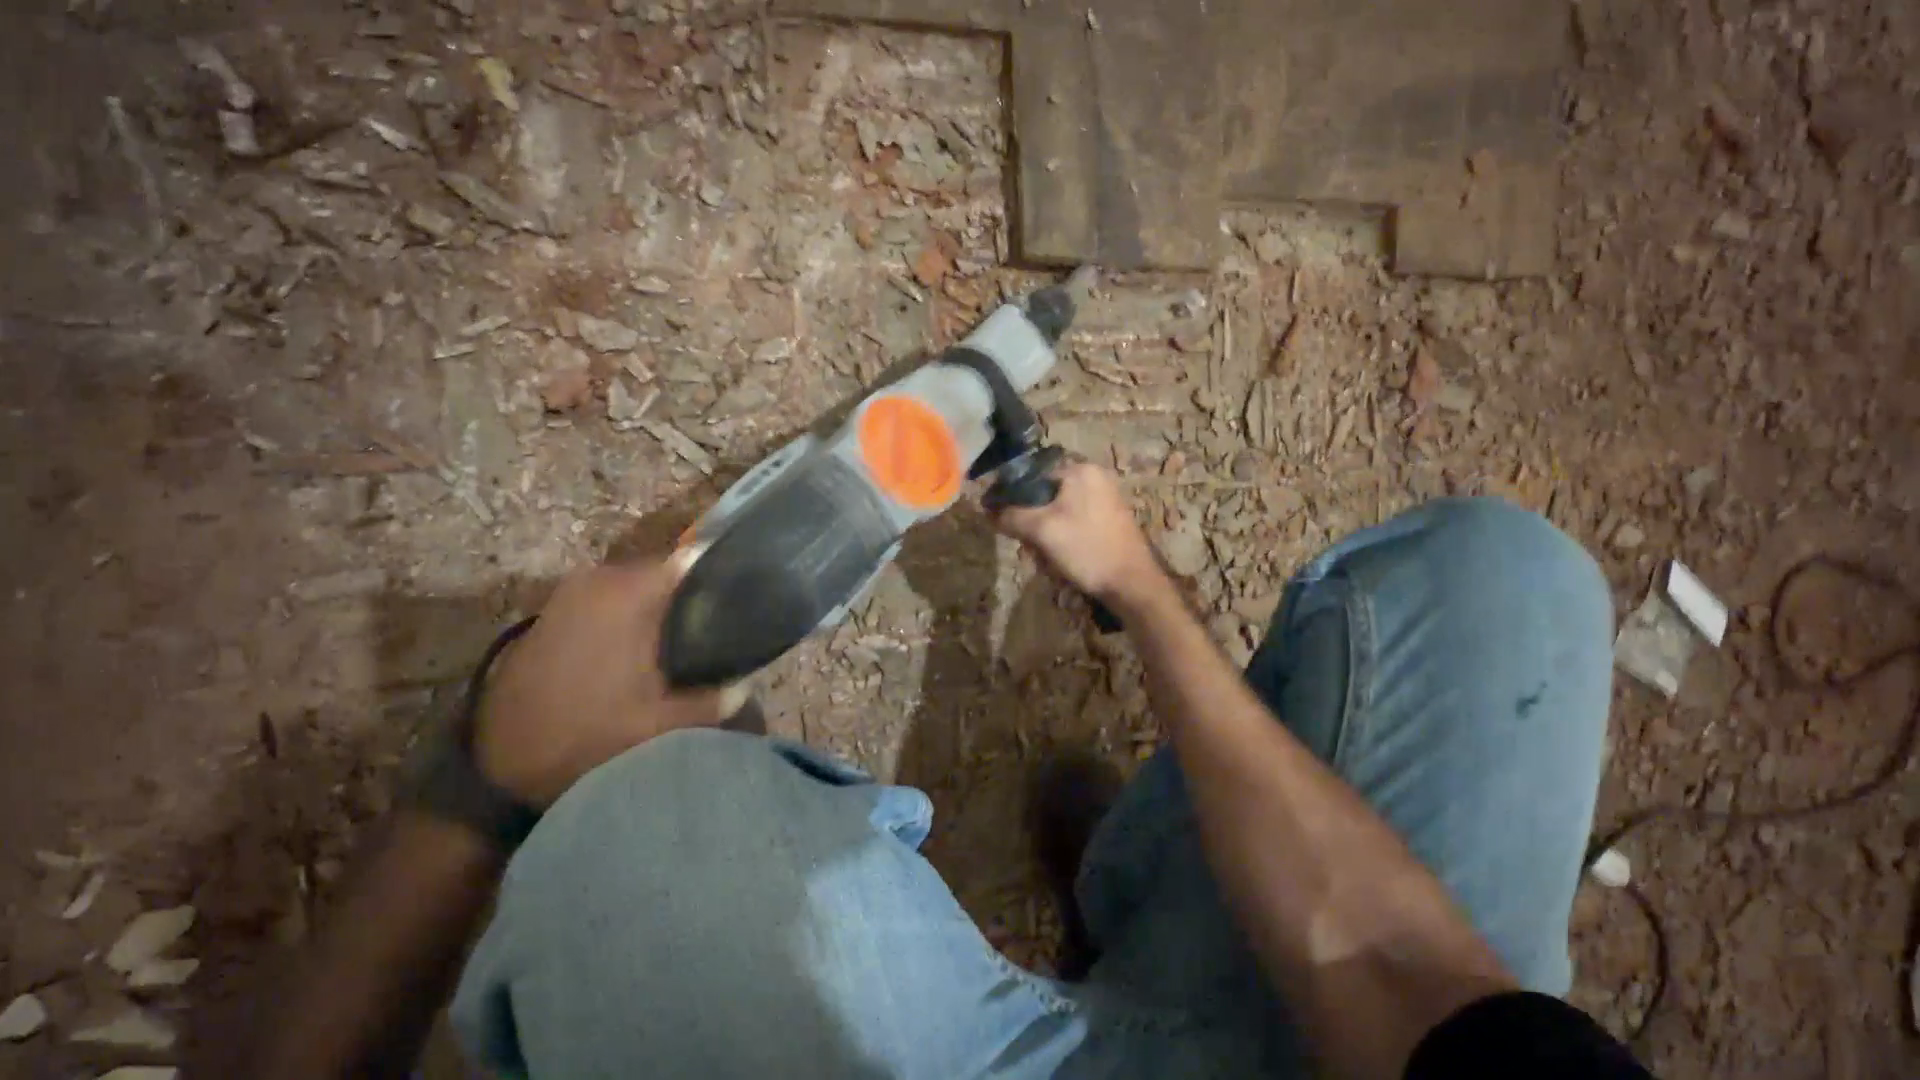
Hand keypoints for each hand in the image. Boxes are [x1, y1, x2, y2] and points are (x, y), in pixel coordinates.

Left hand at [473, 554, 723, 806]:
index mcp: (627, 593)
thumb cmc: (583, 735)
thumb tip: (743, 686)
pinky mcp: (554, 614)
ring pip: (635, 589)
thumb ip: (708, 703)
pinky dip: (632, 619)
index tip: (743, 602)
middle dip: (692, 599)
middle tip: (722, 632)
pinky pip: (609, 602)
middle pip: (663, 574)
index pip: (689, 561)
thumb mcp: (656, 726)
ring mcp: (571, 594)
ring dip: (661, 611)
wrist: (496, 763)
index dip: (720, 578)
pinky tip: (648, 654)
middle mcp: (598, 580)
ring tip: (690, 645)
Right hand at [990, 462, 1164, 605]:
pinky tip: (1062, 561)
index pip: (1031, 475)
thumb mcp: (1042, 530)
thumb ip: (1011, 516)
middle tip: (1031, 547)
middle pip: (1043, 495)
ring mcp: (1104, 498)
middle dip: (1032, 523)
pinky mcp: (1108, 520)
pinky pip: (1073, 523)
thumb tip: (987, 510)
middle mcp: (1094, 477)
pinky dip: (1062, 540)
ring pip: (1056, 513)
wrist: (1131, 583)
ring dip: (1046, 536)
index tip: (1001, 520)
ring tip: (1047, 559)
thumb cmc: (1086, 548)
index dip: (1011, 497)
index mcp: (1080, 469)